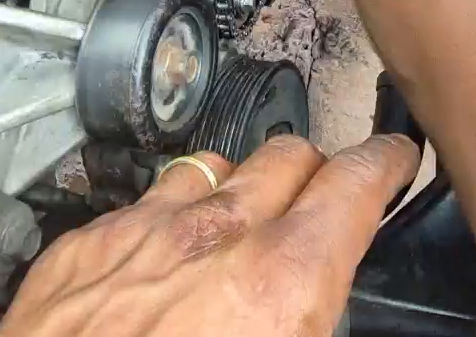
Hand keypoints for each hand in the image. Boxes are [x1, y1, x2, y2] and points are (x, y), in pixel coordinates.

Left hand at [0, 134, 418, 336]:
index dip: (385, 162)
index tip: (394, 157)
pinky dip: (173, 212)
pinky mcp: (81, 247)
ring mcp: (141, 232)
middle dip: (315, 173)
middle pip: (289, 157)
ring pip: (220, 165)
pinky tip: (164, 256)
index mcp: (279, 285)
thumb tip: (320, 308)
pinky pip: (148, 196)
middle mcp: (214, 238)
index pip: (354, 183)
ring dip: (242, 190)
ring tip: (241, 230)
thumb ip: (314, 326)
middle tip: (320, 207)